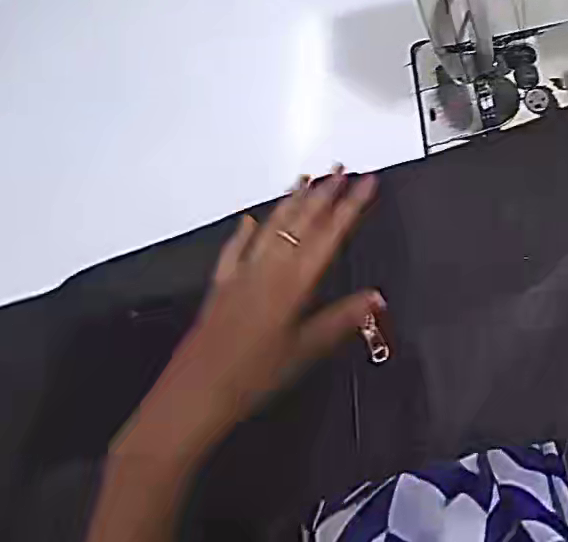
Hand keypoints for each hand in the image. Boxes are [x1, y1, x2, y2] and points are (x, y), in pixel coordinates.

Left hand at [119, 170, 381, 457]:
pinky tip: (251, 219)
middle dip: (324, 191)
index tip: (367, 182)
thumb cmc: (251, 378)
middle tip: (340, 168)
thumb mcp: (306, 351)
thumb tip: (376, 297)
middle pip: (301, 221)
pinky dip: (245, 232)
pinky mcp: (221, 287)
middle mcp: (269, 269)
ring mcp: (242, 274)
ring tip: (306, 179)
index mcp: (294, 282)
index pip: (330, 233)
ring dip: (291, 200)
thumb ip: (342, 319)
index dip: (352, 205)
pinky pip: (235, 249)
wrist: (191, 399)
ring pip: (272, 227)